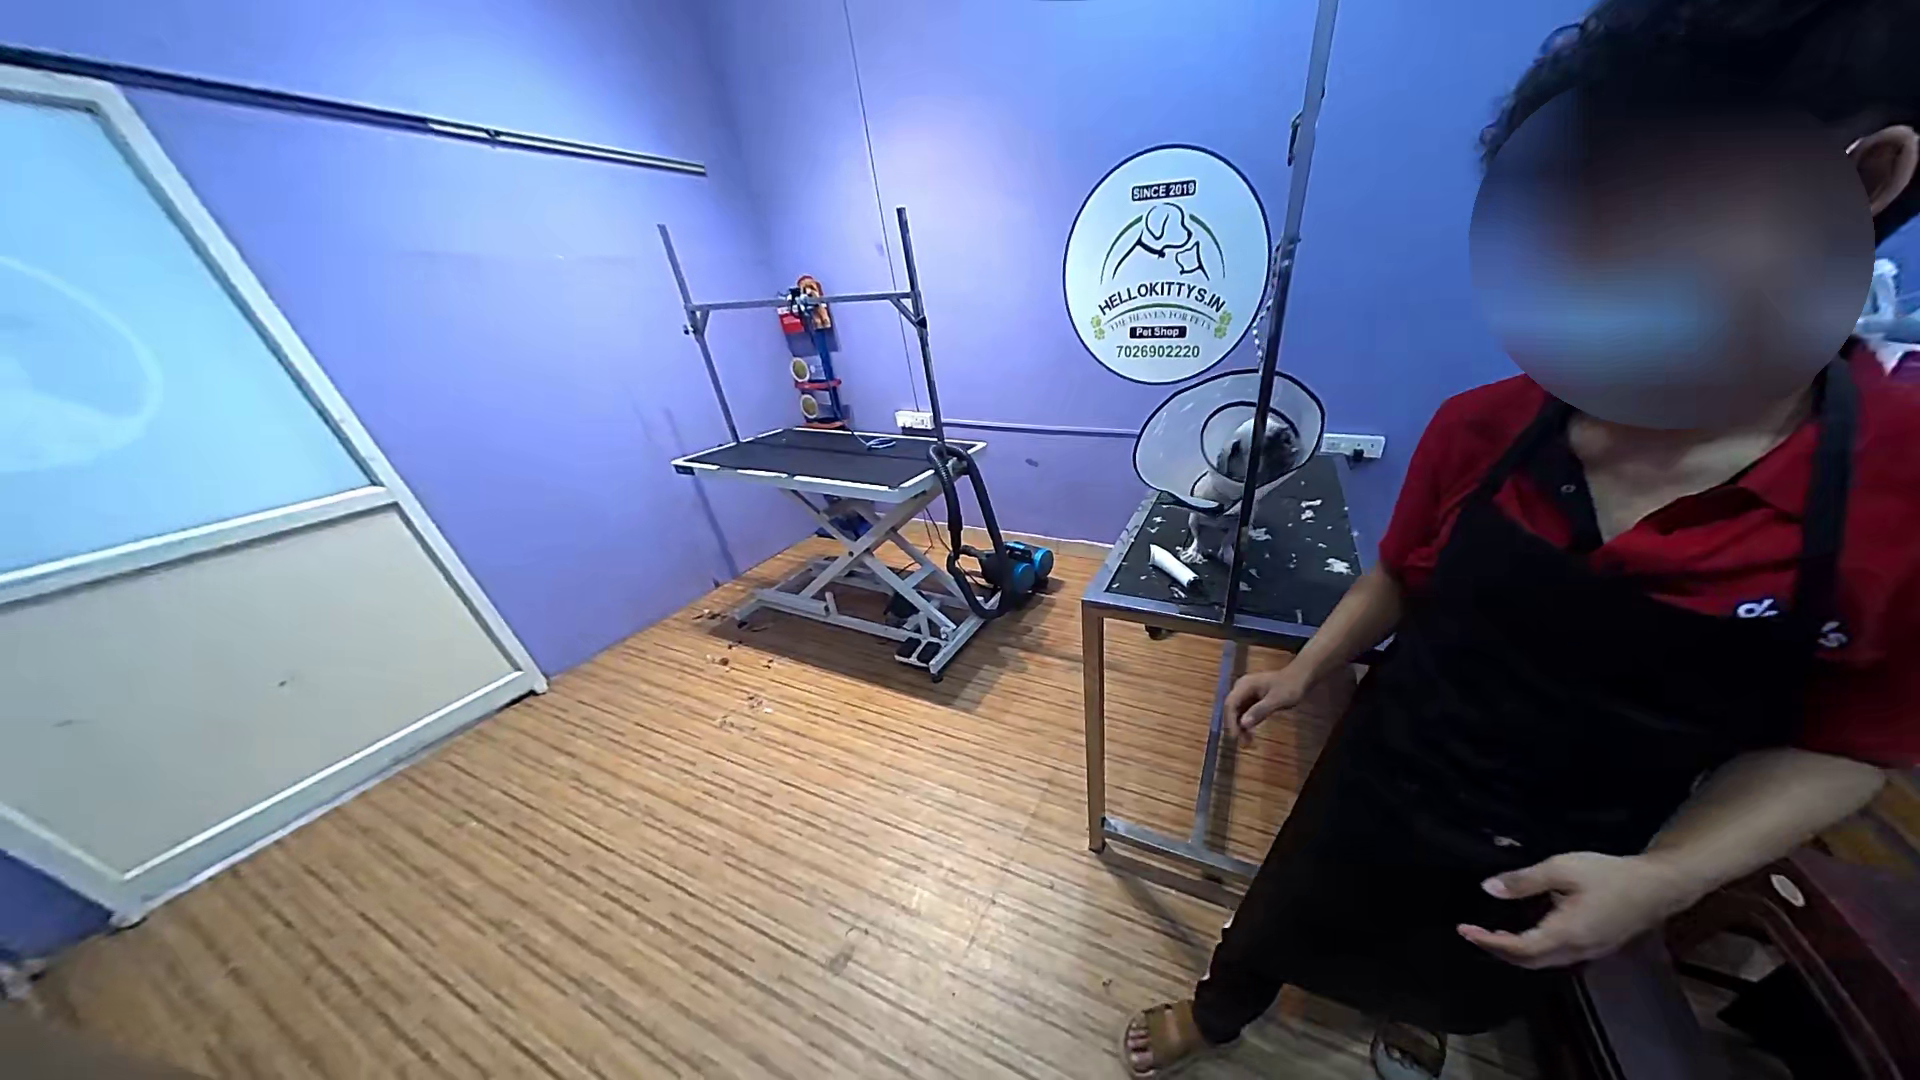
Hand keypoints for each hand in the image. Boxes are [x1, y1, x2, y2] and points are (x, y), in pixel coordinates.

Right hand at [1225, 667, 1312, 745]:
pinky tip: (1250, 733)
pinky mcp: (1252, 699)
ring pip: (1238, 711)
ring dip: (1240, 726)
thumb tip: (1243, 724)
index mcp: (1244, 686)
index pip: (1230, 704)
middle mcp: (1241, 688)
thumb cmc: (1290, 687)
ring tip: (1246, 741)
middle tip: (1241, 742)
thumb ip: (1259, 711)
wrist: (1300, 678)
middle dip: (1234, 725)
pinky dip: (1247, 722)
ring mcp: (1246, 693)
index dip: (1230, 720)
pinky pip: (1245, 712)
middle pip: (1231, 708)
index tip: (1235, 736)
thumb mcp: (1277, 700)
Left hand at [1457, 852, 1701, 968]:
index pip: (1523, 947)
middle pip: (1532, 960)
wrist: (1658, 886)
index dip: (1491, 942)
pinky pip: (1556, 955)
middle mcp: (1580, 948)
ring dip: (1513, 952)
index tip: (1464, 931)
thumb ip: (1522, 881)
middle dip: (1496, 949)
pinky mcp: (1596, 945)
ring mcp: (1591, 950)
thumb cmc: (1606, 875)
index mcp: (1569, 932)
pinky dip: (1530, 950)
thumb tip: (1488, 888)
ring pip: (1545, 961)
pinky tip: (1516, 935)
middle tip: (1467, 933)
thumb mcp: (1559, 869)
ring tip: (1485, 934)